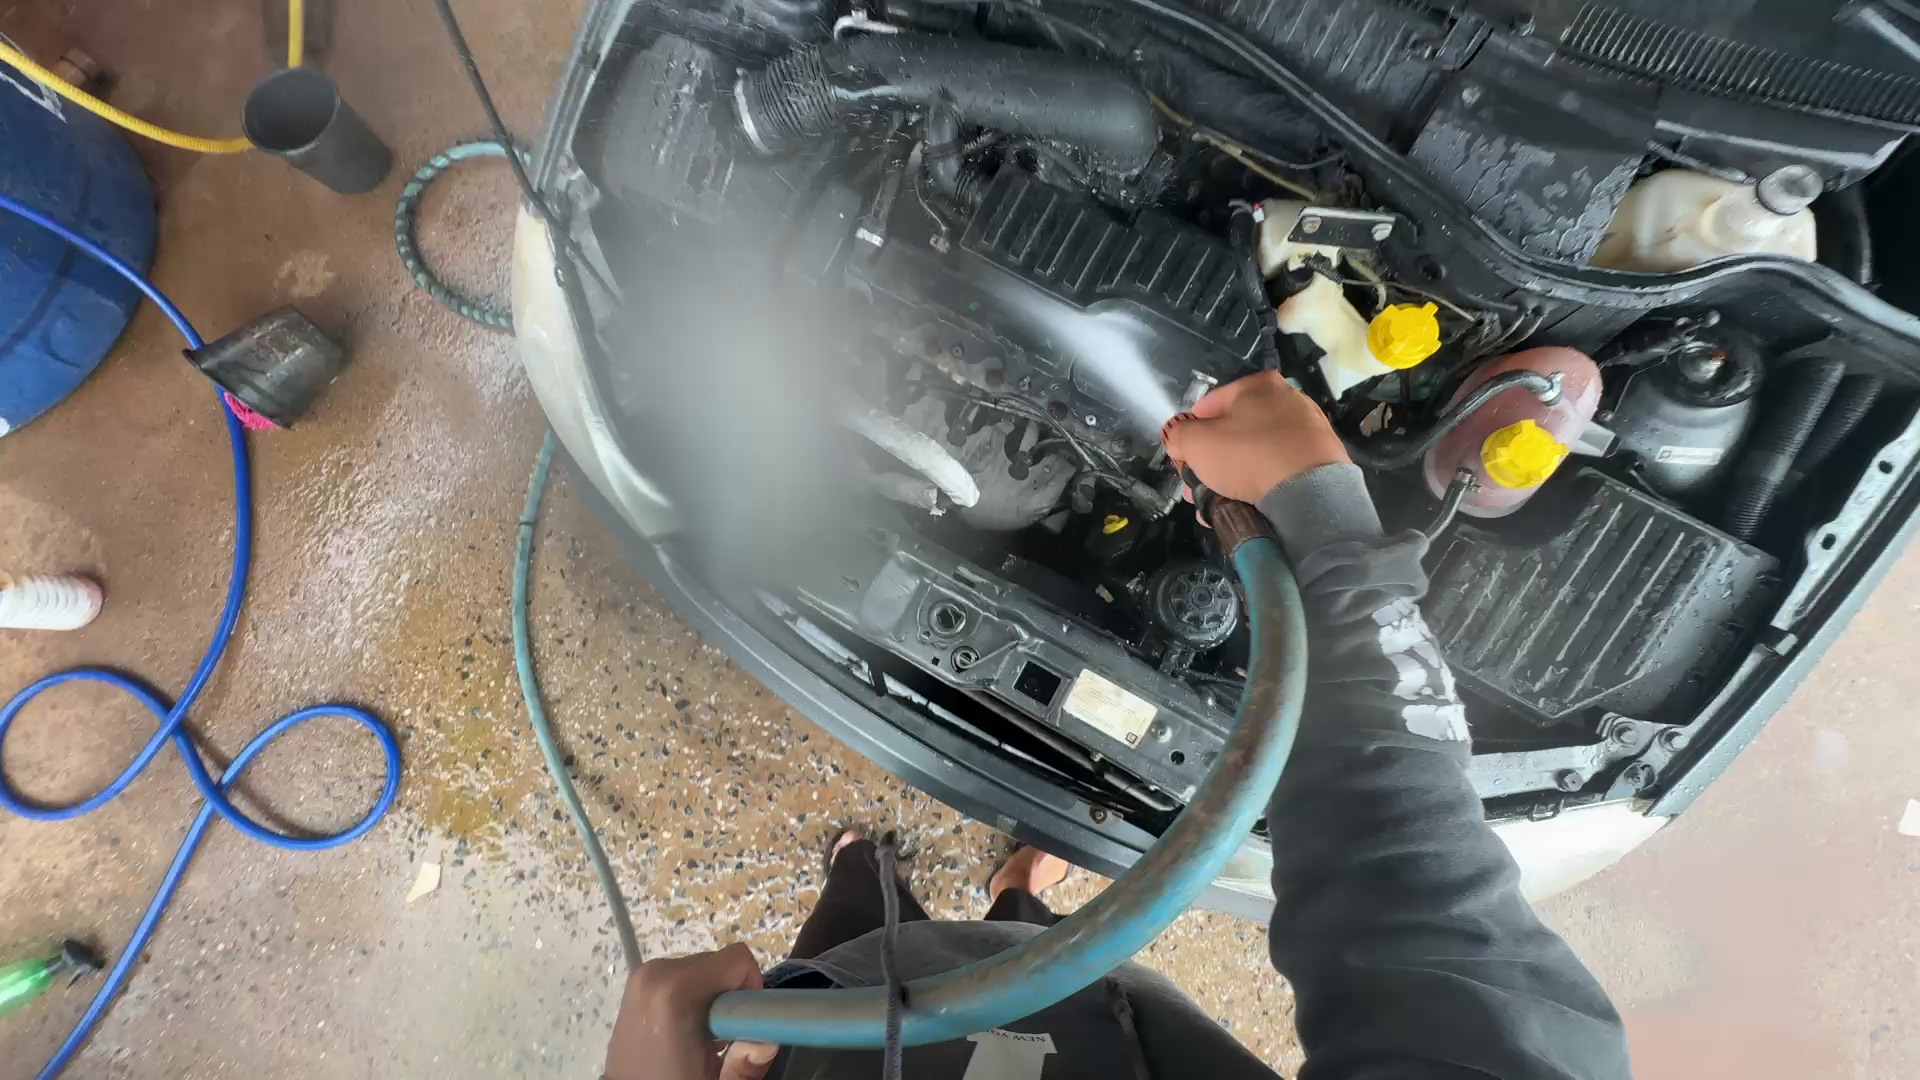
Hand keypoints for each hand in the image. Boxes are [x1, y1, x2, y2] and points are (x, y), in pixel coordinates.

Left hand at [604, 943, 779, 1079]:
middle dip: (729, 997)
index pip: (737, 959)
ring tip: (699, 1037)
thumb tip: (769, 1040)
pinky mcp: (639, 981)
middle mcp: (656, 973)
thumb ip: (746, 1065)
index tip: (741, 1027)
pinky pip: (685, 974)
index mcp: (675, 992)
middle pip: (720, 964)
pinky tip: (684, 1029)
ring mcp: (644, 975)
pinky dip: (694, 995)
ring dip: (712, 997)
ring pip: (704, 969)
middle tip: (720, 1038)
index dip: (750, 990)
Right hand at [1161, 371, 1347, 501]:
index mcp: (1257, 385)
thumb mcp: (1195, 443)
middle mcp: (1287, 398)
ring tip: (1219, 499)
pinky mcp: (1320, 455)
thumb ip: (1178, 435)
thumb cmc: (1247, 456)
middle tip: (1199, 483)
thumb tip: (1180, 440)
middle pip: (1233, 430)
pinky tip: (1246, 500)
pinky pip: (1277, 465)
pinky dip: (1260, 480)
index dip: (1189, 433)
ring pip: (1254, 450)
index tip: (1184, 458)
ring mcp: (1307, 427)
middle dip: (1211, 459)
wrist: (1309, 492)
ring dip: (1233, 474)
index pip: (1207, 405)